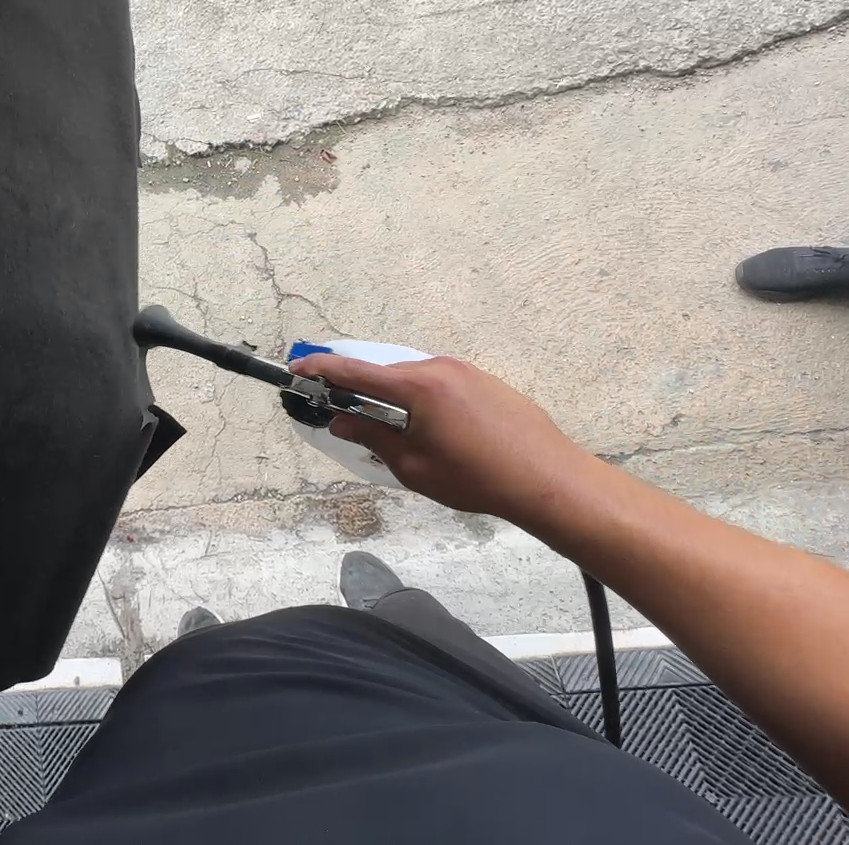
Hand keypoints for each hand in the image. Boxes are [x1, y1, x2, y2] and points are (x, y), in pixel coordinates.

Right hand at [291, 354, 604, 522]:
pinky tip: (426, 424)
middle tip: (339, 408)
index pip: (355, 371)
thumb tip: (341, 421)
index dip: (321, 369)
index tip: (297, 369)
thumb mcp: (412, 465)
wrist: (551, 481)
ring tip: (385, 423)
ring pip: (410, 376)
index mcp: (416, 386)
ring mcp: (464, 371)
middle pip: (382, 372)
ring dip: (389, 393)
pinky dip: (417, 395)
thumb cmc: (476, 478)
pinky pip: (436, 381)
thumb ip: (371, 436)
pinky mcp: (484, 381)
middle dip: (357, 387)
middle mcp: (438, 368)